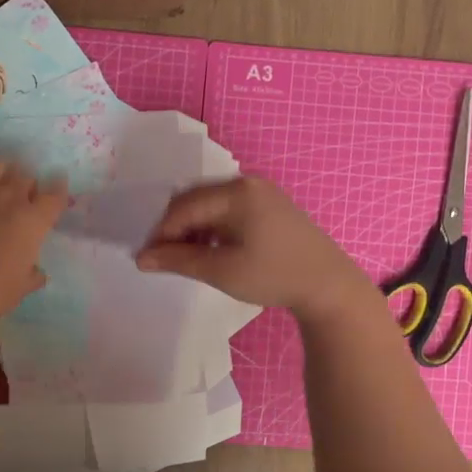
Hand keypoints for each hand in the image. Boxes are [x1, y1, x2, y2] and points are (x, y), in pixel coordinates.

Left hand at [0, 153, 65, 337]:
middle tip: (20, 195)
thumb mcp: (20, 289)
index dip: (57, 190)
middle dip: (25, 182)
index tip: (53, 194)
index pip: (54, 193)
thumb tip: (37, 272)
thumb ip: (32, 274)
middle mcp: (7, 198)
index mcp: (32, 221)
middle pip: (23, 173)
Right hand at [136, 176, 370, 317]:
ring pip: (210, 206)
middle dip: (174, 229)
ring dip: (192, 229)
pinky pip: (228, 210)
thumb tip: (141, 258)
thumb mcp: (221, 271)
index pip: (183, 207)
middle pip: (195, 201)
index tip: (145, 258)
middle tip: (161, 257)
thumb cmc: (273, 276)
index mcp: (236, 192)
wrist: (330, 287)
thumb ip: (178, 260)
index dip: (160, 233)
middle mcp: (247, 183)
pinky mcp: (269, 206)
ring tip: (184, 257)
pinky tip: (209, 250)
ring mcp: (261, 193)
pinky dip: (212, 228)